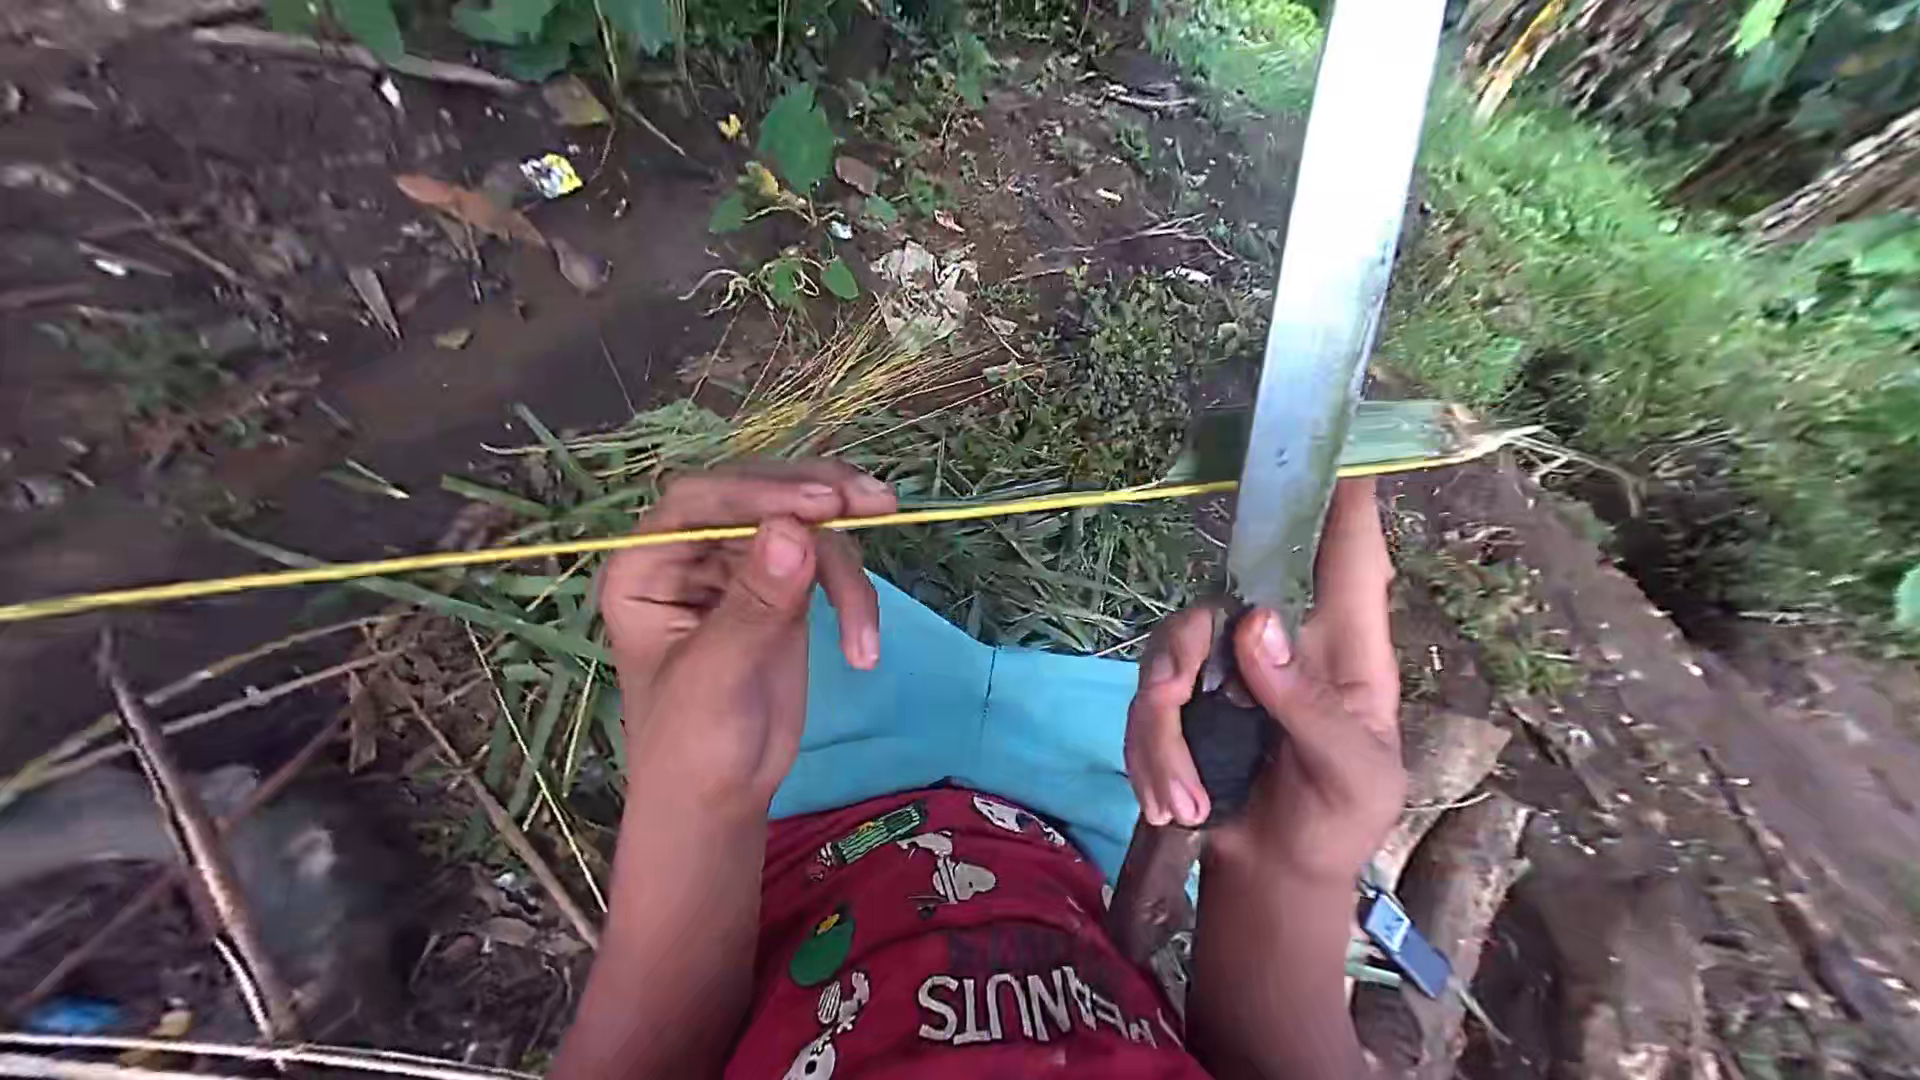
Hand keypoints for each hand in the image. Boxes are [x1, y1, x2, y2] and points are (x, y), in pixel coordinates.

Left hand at [600, 461, 896, 811]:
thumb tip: (793, 530)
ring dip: (849, 573)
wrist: (722, 792)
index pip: (701, 502)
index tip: (825, 504)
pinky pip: (829, 563)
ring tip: (865, 639)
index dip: (762, 493)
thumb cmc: (691, 745)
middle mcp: (695, 552)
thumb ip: (753, 602)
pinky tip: (863, 646)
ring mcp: (745, 566)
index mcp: (649, 563)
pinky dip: (855, 597)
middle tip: (879, 503)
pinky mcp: (788, 585)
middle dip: (823, 499)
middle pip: (761, 496)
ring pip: (808, 528)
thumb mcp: (715, 676)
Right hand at [1124, 477, 1404, 886]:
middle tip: (1173, 720)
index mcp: (1342, 644)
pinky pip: (1141, 699)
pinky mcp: (1178, 695)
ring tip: (1181, 803)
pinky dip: (1145, 752)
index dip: (1342, 500)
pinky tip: (1168, 803)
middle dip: (1184, 658)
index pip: (1347, 555)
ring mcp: (1220, 664)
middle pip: (1217, 599)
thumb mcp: (1351, 776)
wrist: (1272, 866)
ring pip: (1165, 652)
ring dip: (1159, 732)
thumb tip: (1253, 622)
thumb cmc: (1335, 817)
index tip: (1328, 451)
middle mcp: (1274, 638)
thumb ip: (1310, 705)